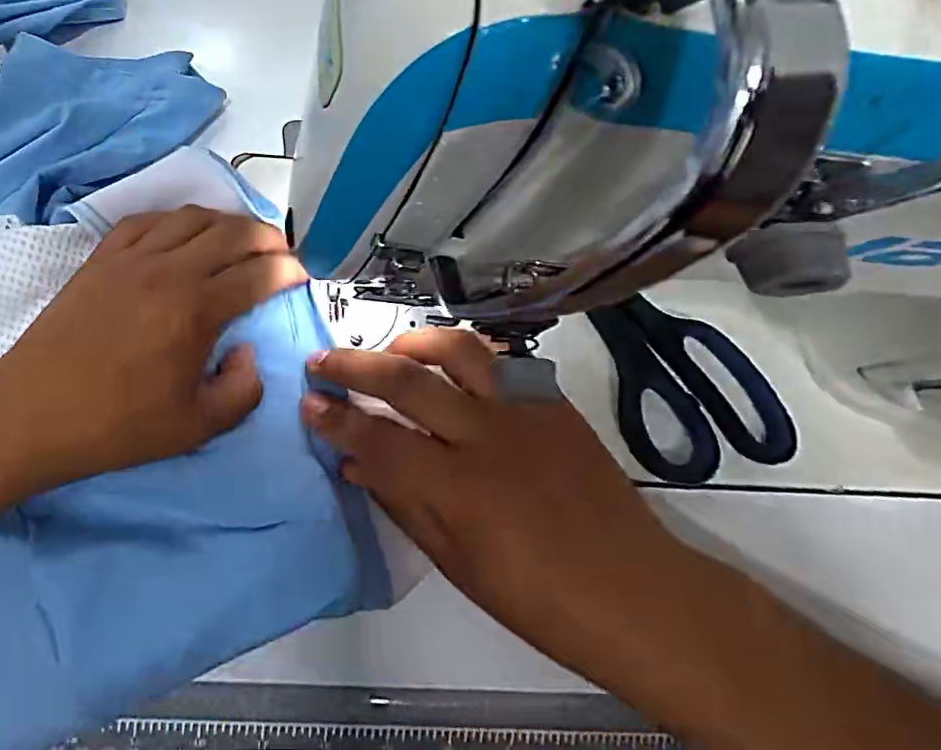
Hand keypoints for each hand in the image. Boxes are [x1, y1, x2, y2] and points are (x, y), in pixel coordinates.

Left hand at [0, 207, 308, 530]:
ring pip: (193, 216)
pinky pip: (147, 219)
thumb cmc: (116, 426)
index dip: (290, 271)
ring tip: (239, 240)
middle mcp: (168, 270)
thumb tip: (249, 350)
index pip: (260, 273)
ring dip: (226, 222)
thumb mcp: (196, 427)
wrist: (32, 414)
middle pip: (233, 231)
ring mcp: (131, 257)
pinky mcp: (102, 257)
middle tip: (280, 254)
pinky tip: (183, 235)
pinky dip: (176, 220)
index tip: (300, 278)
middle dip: (268, 237)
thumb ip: (243, 390)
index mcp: (196, 310)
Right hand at [301, 328, 692, 679]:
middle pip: (405, 380)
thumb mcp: (456, 562)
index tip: (307, 402)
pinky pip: (500, 360)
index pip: (378, 437)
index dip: (335, 418)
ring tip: (390, 352)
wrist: (633, 590)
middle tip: (323, 360)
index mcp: (458, 487)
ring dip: (412, 342)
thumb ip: (401, 503)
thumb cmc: (537, 597)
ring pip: (457, 349)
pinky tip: (451, 370)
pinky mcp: (552, 400)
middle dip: (353, 364)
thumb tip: (354, 464)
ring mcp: (524, 410)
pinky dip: (463, 356)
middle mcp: (486, 435)